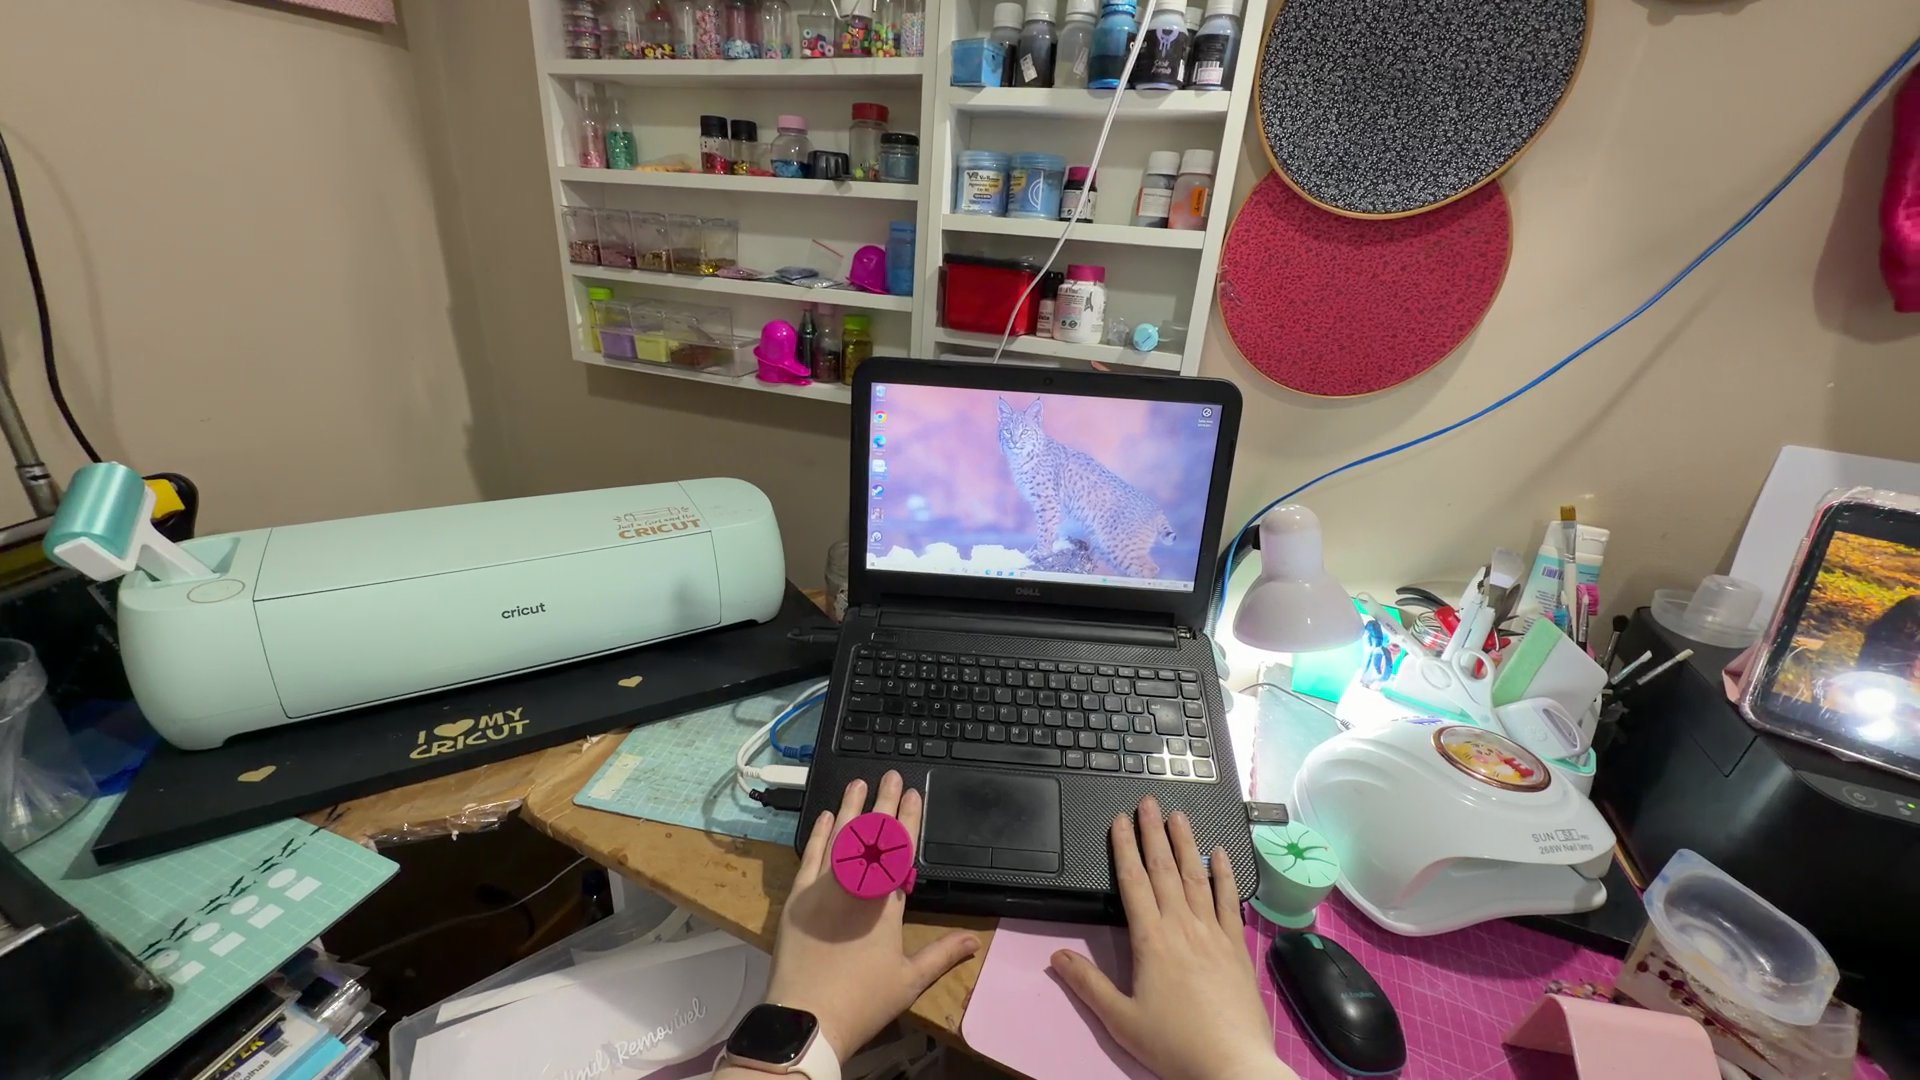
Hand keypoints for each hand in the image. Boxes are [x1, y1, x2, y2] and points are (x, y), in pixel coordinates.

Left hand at [762, 772, 979, 1061]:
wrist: (806, 1020)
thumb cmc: (862, 1001)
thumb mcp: (909, 980)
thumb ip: (942, 955)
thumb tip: (975, 941)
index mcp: (884, 902)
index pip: (900, 849)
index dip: (908, 819)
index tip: (913, 793)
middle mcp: (855, 885)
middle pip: (872, 835)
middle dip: (884, 802)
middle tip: (891, 775)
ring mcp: (824, 887)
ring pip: (841, 838)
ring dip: (852, 808)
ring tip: (859, 782)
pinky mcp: (798, 897)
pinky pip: (811, 856)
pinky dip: (820, 834)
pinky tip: (827, 815)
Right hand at [1050, 797, 1296, 1079]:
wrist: (1233, 1066)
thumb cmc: (1174, 1043)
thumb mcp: (1121, 1019)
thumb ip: (1087, 984)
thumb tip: (1055, 955)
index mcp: (1150, 939)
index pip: (1133, 881)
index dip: (1124, 848)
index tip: (1120, 820)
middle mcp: (1181, 926)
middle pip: (1163, 869)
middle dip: (1153, 832)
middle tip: (1148, 802)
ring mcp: (1212, 932)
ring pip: (1195, 877)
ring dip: (1185, 843)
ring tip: (1178, 815)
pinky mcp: (1236, 945)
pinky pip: (1229, 901)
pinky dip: (1223, 875)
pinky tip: (1220, 853)